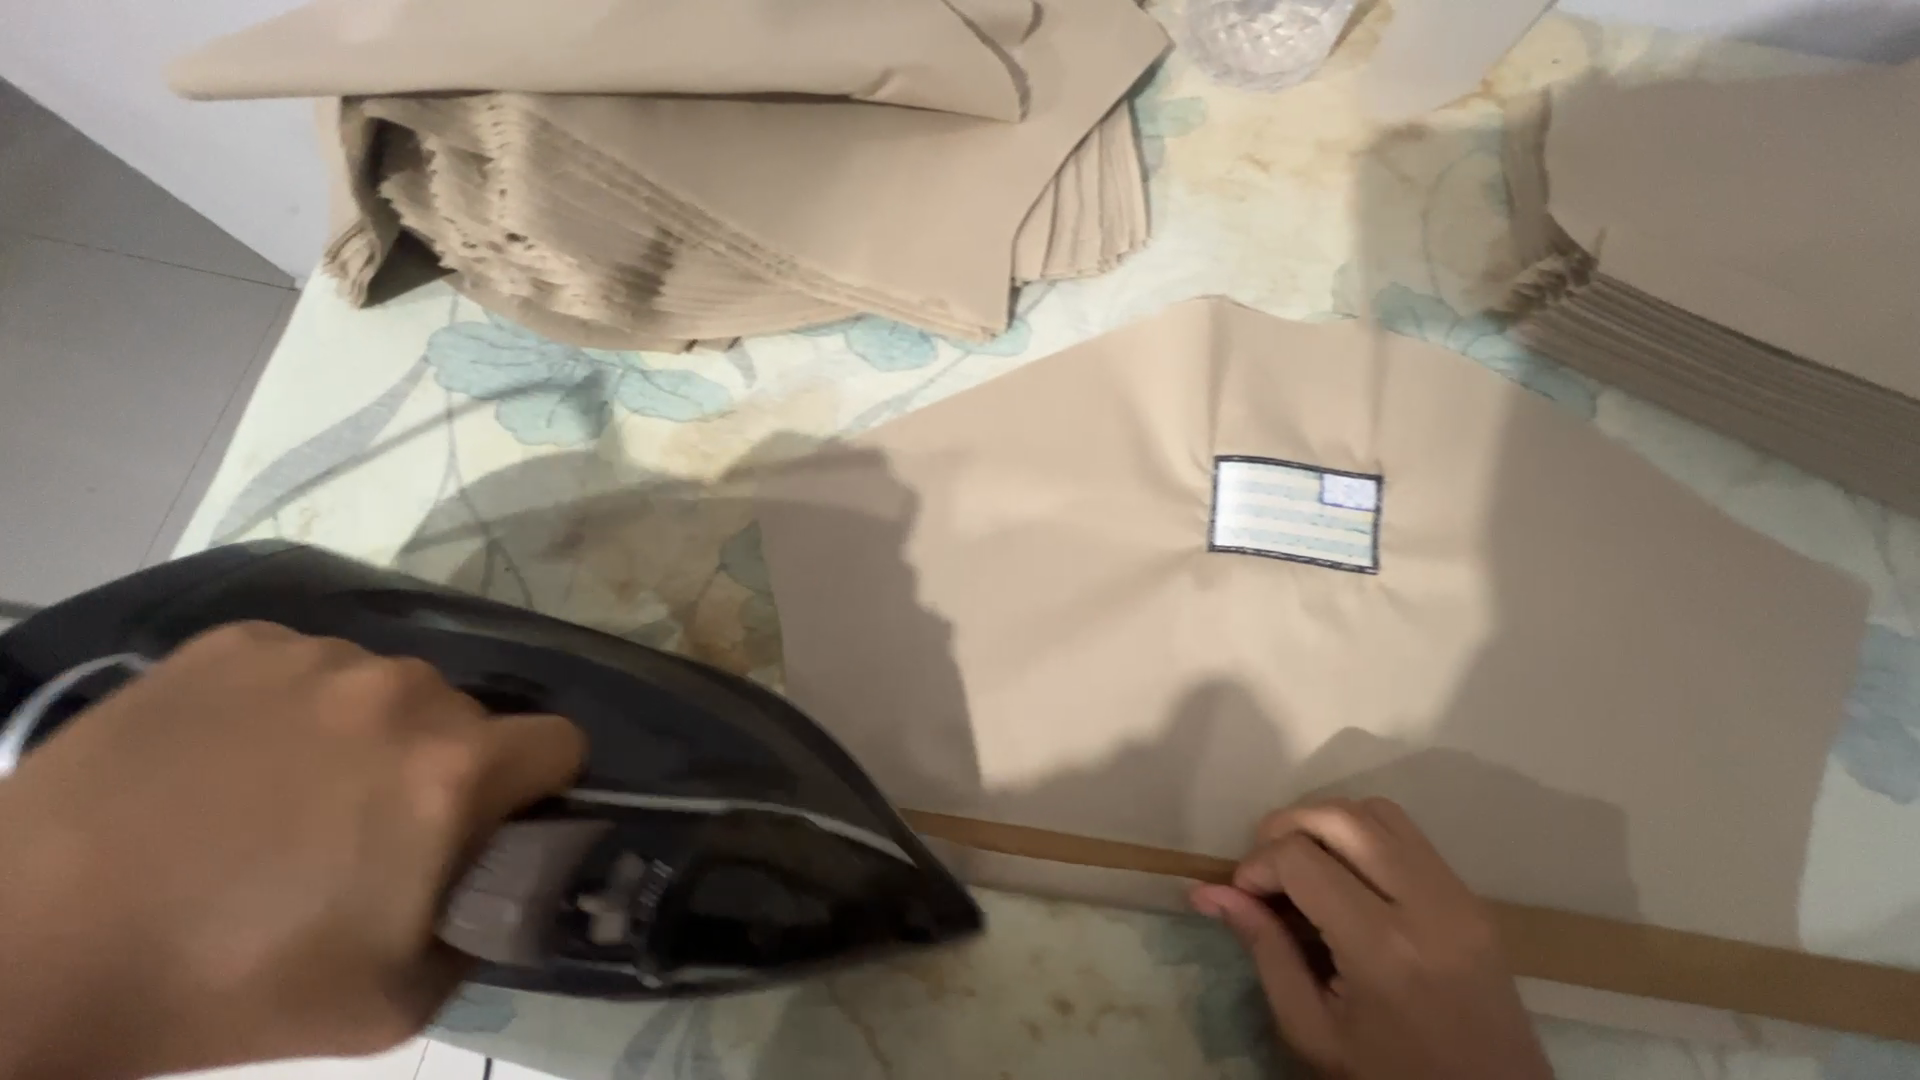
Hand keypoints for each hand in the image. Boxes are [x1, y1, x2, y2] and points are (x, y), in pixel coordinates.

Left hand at [0, 622, 585, 1079]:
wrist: (11, 955)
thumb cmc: (225, 986)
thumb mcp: (397, 998)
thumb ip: (486, 927)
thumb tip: (513, 881)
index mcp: (455, 771)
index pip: (561, 743)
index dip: (537, 786)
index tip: (490, 821)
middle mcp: (405, 692)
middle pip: (469, 716)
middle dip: (444, 763)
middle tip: (369, 826)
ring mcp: (318, 658)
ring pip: (391, 685)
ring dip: (369, 731)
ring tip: (288, 792)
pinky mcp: (239, 643)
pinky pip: (308, 663)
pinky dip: (294, 704)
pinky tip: (235, 758)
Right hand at [1190, 798, 1552, 1079]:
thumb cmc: (1389, 1078)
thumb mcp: (1312, 1029)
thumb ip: (1262, 949)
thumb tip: (1207, 892)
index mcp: (1382, 947)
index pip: (1299, 858)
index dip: (1256, 866)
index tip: (1244, 898)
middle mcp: (1427, 905)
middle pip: (1339, 817)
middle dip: (1286, 827)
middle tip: (1266, 869)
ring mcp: (1458, 896)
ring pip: (1376, 811)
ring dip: (1326, 824)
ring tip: (1305, 866)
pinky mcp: (1472, 898)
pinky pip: (1407, 835)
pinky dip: (1363, 836)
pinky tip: (1346, 877)